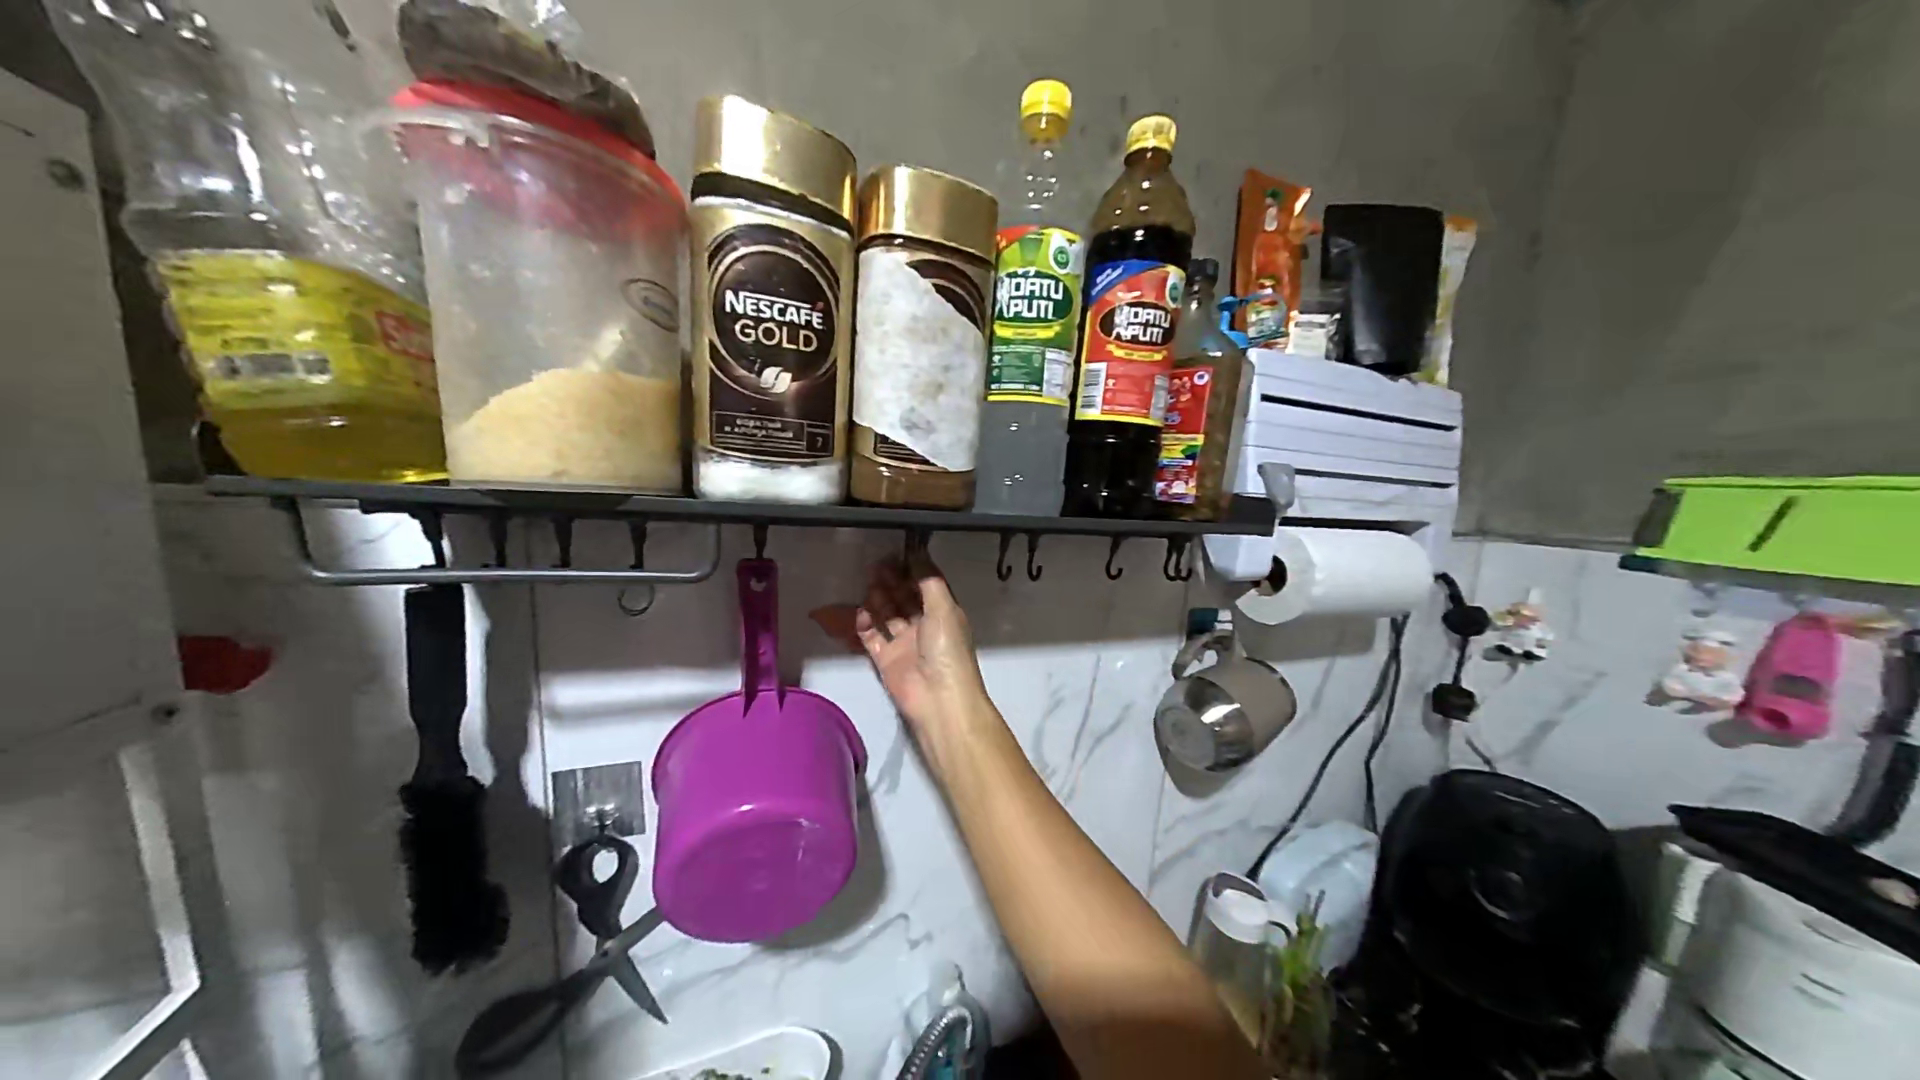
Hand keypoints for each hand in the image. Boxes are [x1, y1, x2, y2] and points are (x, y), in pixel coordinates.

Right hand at [852, 556, 995, 761]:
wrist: (938, 698)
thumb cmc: (946, 649)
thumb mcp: (944, 607)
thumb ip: (929, 580)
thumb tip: (918, 553)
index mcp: (944, 613)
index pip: (926, 585)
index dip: (912, 569)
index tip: (896, 552)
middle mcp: (924, 626)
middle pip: (905, 598)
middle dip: (892, 581)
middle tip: (876, 565)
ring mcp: (905, 643)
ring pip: (888, 615)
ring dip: (879, 599)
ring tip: (868, 583)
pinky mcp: (887, 660)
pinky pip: (872, 638)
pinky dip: (865, 625)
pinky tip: (861, 612)